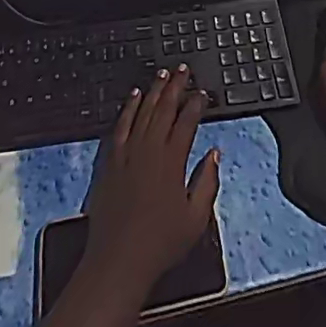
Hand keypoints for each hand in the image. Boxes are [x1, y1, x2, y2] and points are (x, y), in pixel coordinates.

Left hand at [82, 65, 221, 293]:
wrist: (120, 256)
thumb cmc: (160, 242)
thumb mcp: (196, 217)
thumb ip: (207, 181)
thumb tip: (214, 154)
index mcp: (172, 162)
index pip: (186, 122)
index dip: (196, 104)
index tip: (202, 93)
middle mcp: (149, 150)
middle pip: (164, 109)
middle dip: (175, 87)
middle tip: (182, 70)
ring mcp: (128, 152)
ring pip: (143, 111)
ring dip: (154, 91)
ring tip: (162, 74)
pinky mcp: (111, 158)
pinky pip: (121, 124)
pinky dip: (129, 108)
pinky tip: (135, 95)